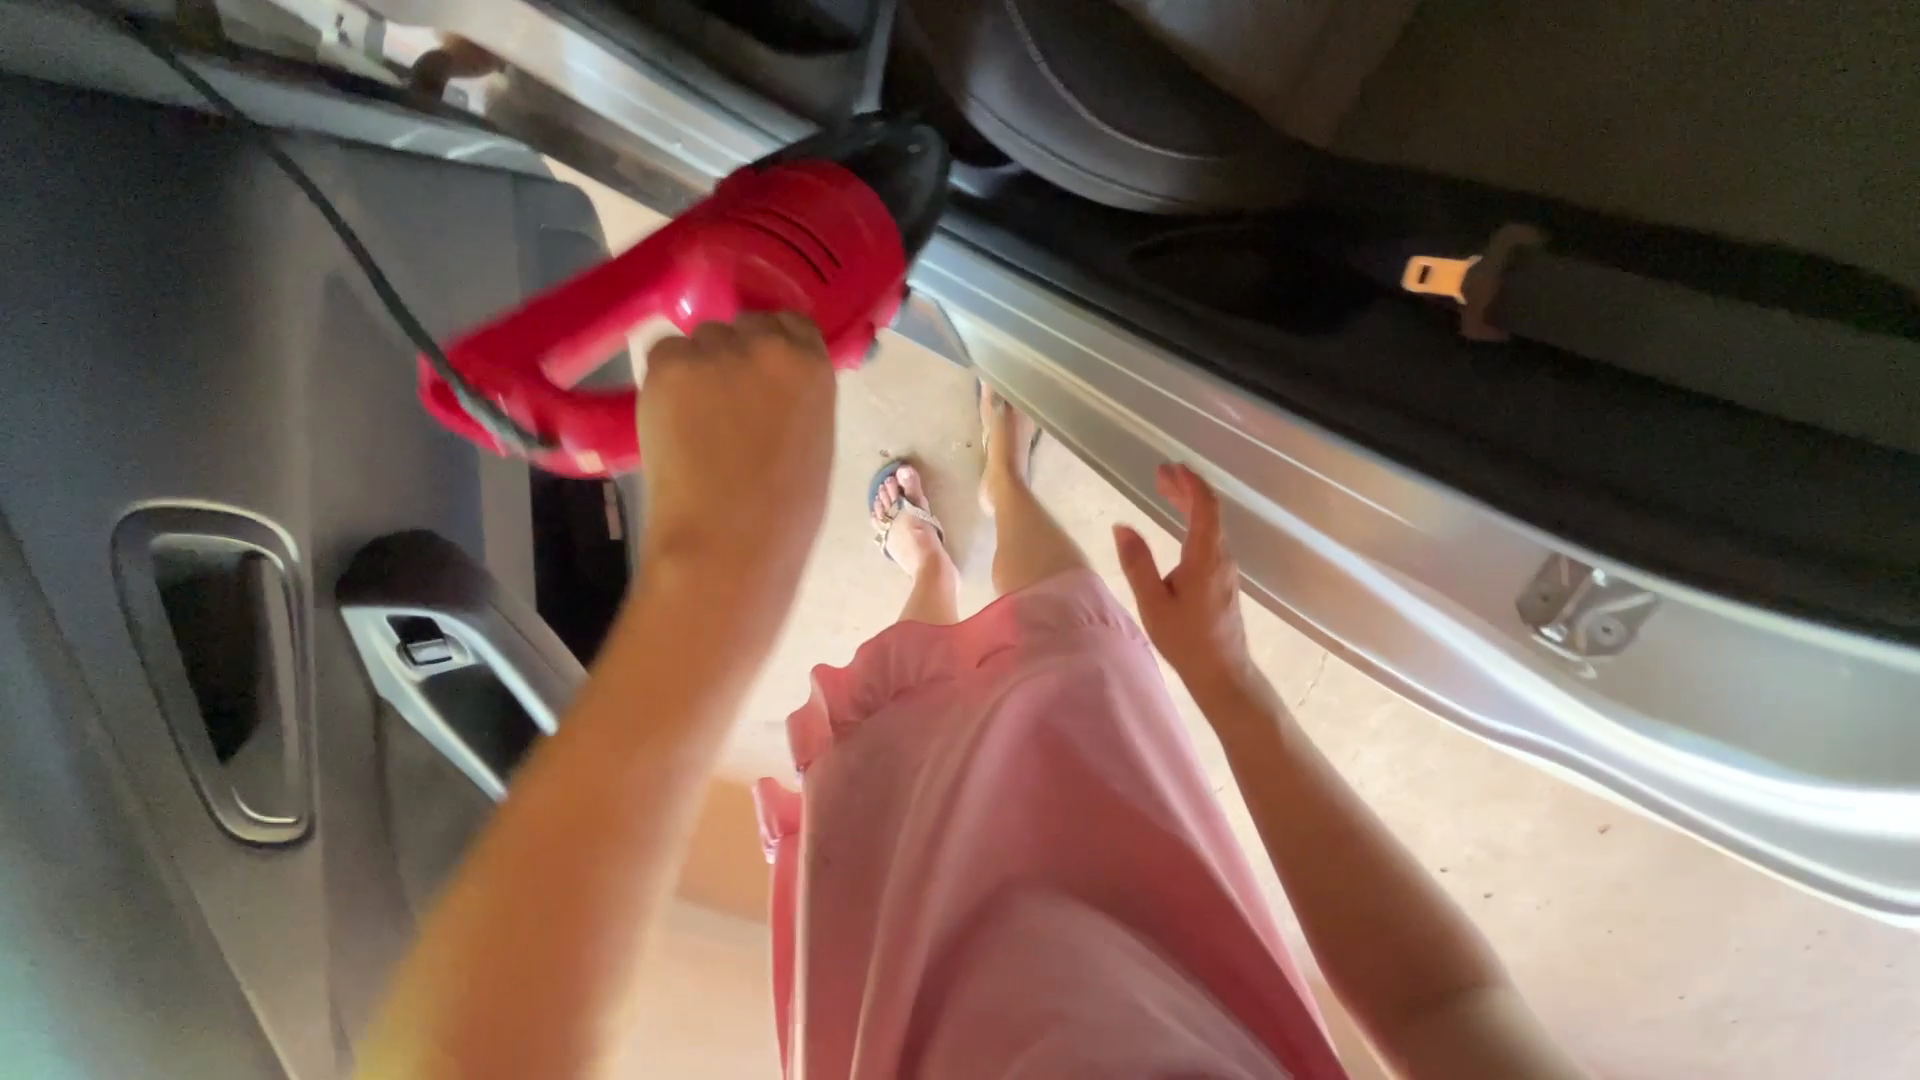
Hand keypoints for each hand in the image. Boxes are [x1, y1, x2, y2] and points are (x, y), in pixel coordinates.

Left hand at [636, 314, 835, 595]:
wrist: (730, 539)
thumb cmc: (787, 510)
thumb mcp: (814, 440)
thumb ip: (798, 399)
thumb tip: (772, 391)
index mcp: (812, 364)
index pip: (792, 325)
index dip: (775, 348)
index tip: (764, 375)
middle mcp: (765, 342)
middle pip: (745, 326)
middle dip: (737, 355)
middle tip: (728, 400)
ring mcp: (712, 351)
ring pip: (701, 341)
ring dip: (700, 367)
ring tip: (697, 417)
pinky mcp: (666, 366)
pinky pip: (665, 356)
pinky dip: (667, 381)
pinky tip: (673, 419)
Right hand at [1113, 464, 1260, 705]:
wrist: (1222, 672)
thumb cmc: (1186, 639)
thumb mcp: (1152, 601)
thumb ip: (1137, 562)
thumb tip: (1122, 527)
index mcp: (1206, 556)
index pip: (1204, 506)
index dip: (1189, 483)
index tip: (1170, 467)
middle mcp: (1221, 556)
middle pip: (1208, 511)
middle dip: (1185, 488)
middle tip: (1160, 474)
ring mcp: (1225, 568)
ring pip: (1210, 525)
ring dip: (1189, 504)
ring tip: (1164, 492)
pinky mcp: (1222, 579)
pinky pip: (1210, 538)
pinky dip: (1193, 522)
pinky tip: (1178, 526)